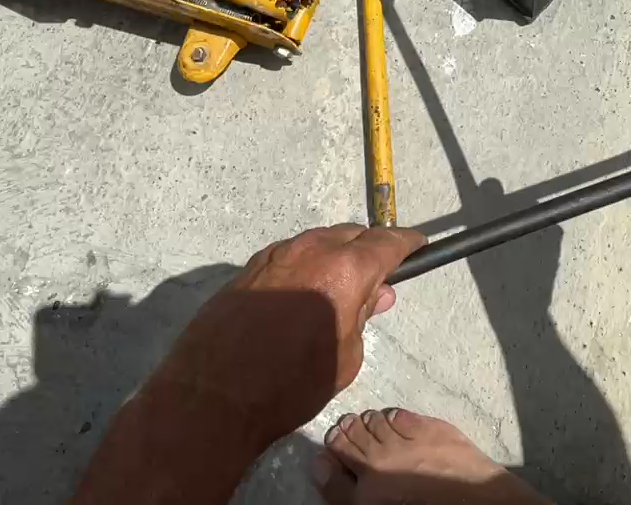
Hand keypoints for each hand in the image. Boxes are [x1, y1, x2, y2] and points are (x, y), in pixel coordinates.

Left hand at [148, 224, 424, 446]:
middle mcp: (314, 249)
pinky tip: (302, 291)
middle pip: (353, 235)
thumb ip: (364, 316)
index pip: (387, 242)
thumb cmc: (290, 384)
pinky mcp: (250, 265)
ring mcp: (278, 253)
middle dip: (370, 249)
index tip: (418, 244)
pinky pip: (291, 253)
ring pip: (320, 240)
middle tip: (377, 277)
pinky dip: (307, 263)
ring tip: (338, 286)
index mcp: (346, 269)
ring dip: (336, 254)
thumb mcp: (346, 357)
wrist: (213, 394)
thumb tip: (377, 293)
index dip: (407, 242)